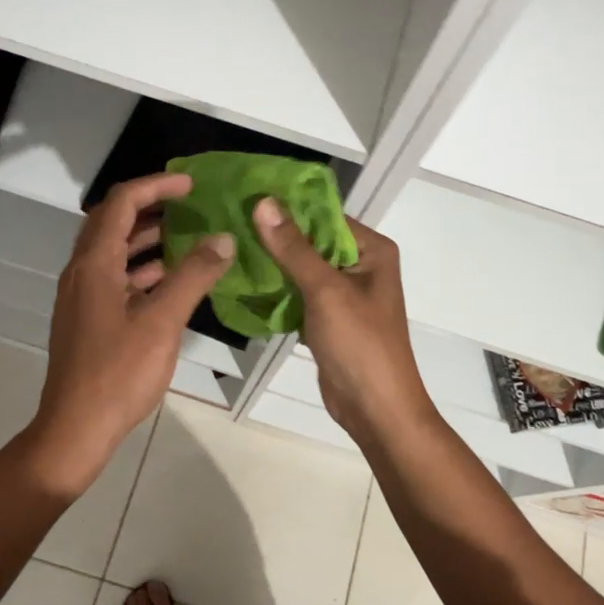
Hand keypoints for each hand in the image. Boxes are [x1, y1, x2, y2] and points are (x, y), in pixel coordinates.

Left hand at [33, 173, 233, 489]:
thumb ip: (193, 276)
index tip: (191, 184)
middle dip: (150, 207)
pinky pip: (115, 276)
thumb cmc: (118, 373)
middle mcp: (82, 272)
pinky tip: (172, 280)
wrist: (76, 428)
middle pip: (112, 222)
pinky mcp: (88, 318)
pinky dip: (143, 268)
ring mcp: (83, 296)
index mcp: (94, 264)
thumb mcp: (162, 322)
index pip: (121, 203)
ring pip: (114, 251)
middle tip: (189, 205)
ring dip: (147, 238)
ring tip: (188, 236)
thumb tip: (222, 239)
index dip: (156, 186)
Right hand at [252, 198, 429, 437]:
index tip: (245, 196)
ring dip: (272, 263)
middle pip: (312, 240)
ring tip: (229, 246)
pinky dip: (276, 290)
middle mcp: (361, 265)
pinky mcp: (328, 318)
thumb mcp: (325, 290)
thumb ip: (294, 248)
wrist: (375, 408)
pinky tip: (242, 281)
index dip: (289, 206)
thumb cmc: (360, 344)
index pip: (326, 215)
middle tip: (228, 221)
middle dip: (275, 235)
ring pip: (302, 268)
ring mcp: (344, 293)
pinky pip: (298, 293)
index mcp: (372, 250)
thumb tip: (264, 202)